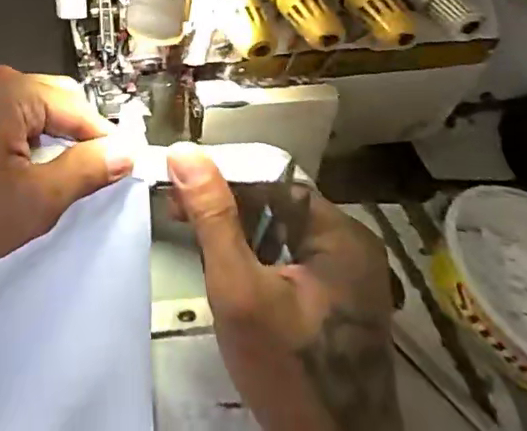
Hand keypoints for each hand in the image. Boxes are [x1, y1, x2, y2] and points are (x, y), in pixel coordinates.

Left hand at [0, 66, 130, 274]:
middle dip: (77, 138)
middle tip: (84, 183)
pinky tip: (15, 174)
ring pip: (33, 110)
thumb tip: (125, 151)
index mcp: (16, 91)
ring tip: (49, 184)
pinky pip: (7, 117)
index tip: (123, 172)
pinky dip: (23, 141)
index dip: (106, 141)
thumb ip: (86, 171)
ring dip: (49, 141)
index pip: (82, 109)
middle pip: (58, 101)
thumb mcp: (35, 200)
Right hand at [167, 143, 400, 430]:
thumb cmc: (291, 373)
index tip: (176, 186)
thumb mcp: (240, 290)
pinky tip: (228, 273)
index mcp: (340, 234)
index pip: (270, 179)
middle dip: (225, 208)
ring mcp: (345, 274)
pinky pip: (286, 257)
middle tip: (178, 215)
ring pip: (277, 230)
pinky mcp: (334, 299)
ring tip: (199, 246)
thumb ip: (213, 219)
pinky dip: (253, 258)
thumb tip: (186, 153)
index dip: (221, 177)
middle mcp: (349, 245)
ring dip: (236, 233)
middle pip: (274, 203)